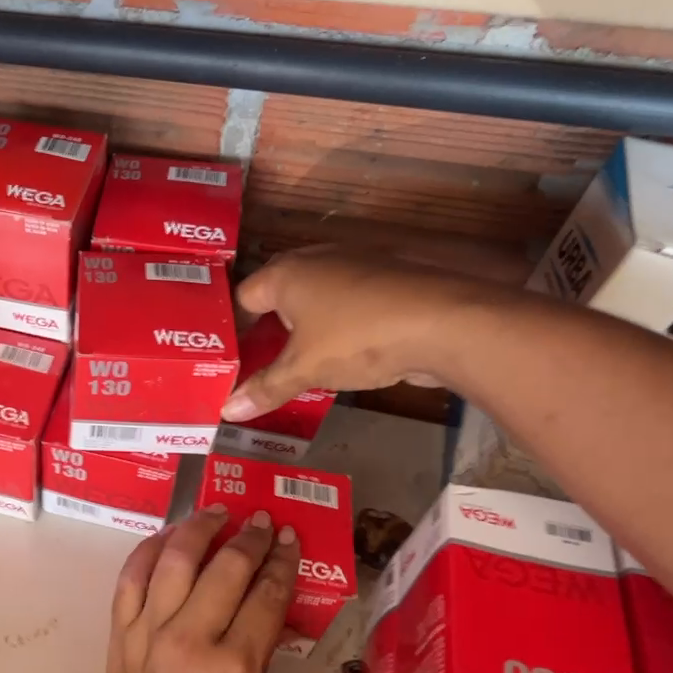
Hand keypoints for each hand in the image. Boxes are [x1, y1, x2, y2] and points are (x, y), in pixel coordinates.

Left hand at [90, 504, 300, 672]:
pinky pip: (132, 576)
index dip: (283, 561)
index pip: (266, 595)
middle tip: (263, 520)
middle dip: (250, 538)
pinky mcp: (121, 631)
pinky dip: (148, 549)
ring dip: (198, 528)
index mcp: (234, 666)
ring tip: (216, 511)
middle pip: (226, 569)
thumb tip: (270, 609)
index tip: (290, 538)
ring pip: (175, 559)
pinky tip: (166, 536)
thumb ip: (258, 653)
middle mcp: (191, 638)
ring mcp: (149, 631)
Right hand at [220, 243, 514, 422]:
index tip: (227, 359)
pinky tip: (339, 357)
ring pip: (315, 299)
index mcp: (286, 272)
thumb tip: (226, 412)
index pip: (242, 296)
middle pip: (278, 295)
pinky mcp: (387, 281)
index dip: (232, 328)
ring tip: (293, 366)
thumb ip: (265, 388)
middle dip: (266, 329)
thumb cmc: (357, 337)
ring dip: (304, 329)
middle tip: (254, 365)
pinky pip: (346, 305)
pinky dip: (336, 328)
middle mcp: (317, 259)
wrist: (446, 322)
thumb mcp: (303, 370)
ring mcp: (356, 265)